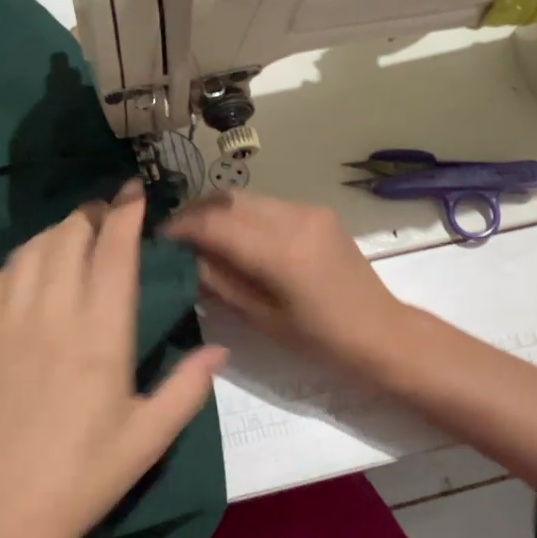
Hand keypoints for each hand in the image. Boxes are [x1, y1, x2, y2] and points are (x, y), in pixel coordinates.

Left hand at [0, 180, 225, 537]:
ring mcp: (8, 320)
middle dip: (90, 214)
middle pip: (69, 236)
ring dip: (55, 232)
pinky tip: (27, 273)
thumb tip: (220, 349)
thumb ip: (187, 388)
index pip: (114, 249)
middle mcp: (54, 311)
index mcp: (101, 331)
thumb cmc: (83, 476)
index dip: (125, 212)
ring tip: (71, 236)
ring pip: (31, 249)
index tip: (134, 191)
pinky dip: (16, 262)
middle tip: (106, 216)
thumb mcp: (148, 438)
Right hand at [162, 190, 408, 374]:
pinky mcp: (318, 212)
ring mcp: (308, 211)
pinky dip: (243, 215)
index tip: (156, 239)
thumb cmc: (318, 339)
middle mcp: (292, 218)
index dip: (179, 228)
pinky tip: (235, 238)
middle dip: (195, 214)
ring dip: (218, 212)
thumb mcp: (259, 317)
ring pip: (247, 198)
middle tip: (173, 237)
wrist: (380, 332)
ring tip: (199, 237)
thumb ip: (218, 281)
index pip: (213, 224)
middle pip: (227, 200)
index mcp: (278, 251)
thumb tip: (183, 258)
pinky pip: (268, 205)